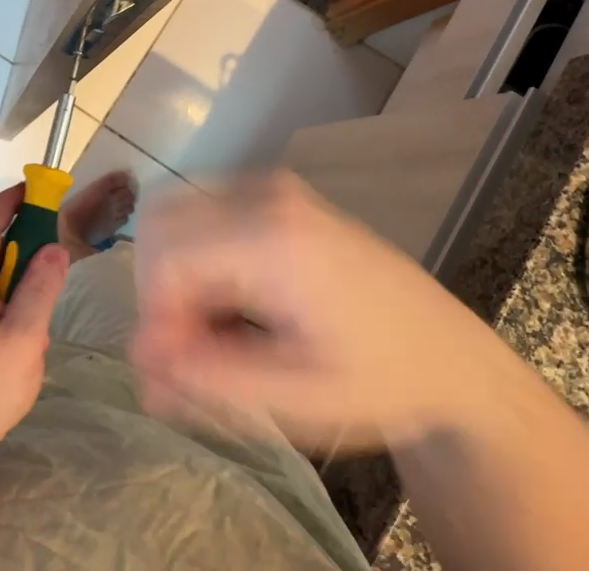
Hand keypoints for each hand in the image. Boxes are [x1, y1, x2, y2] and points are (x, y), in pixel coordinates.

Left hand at [0, 184, 70, 460]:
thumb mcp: (24, 336)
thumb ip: (40, 287)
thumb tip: (55, 247)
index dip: (13, 201)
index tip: (39, 186)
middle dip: (23, 242)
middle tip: (57, 251)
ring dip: (18, 277)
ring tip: (44, 302)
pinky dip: (8, 295)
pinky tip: (26, 325)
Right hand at [129, 171, 525, 450]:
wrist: (450, 357)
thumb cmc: (381, 383)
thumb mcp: (296, 401)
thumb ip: (209, 379)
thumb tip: (138, 358)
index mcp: (273, 241)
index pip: (164, 259)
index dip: (152, 315)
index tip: (172, 367)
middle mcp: (265, 196)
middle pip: (160, 225)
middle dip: (158, 290)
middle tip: (188, 349)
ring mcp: (270, 187)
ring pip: (175, 215)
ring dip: (173, 273)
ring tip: (211, 331)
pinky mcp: (274, 193)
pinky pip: (200, 212)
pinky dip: (195, 257)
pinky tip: (229, 305)